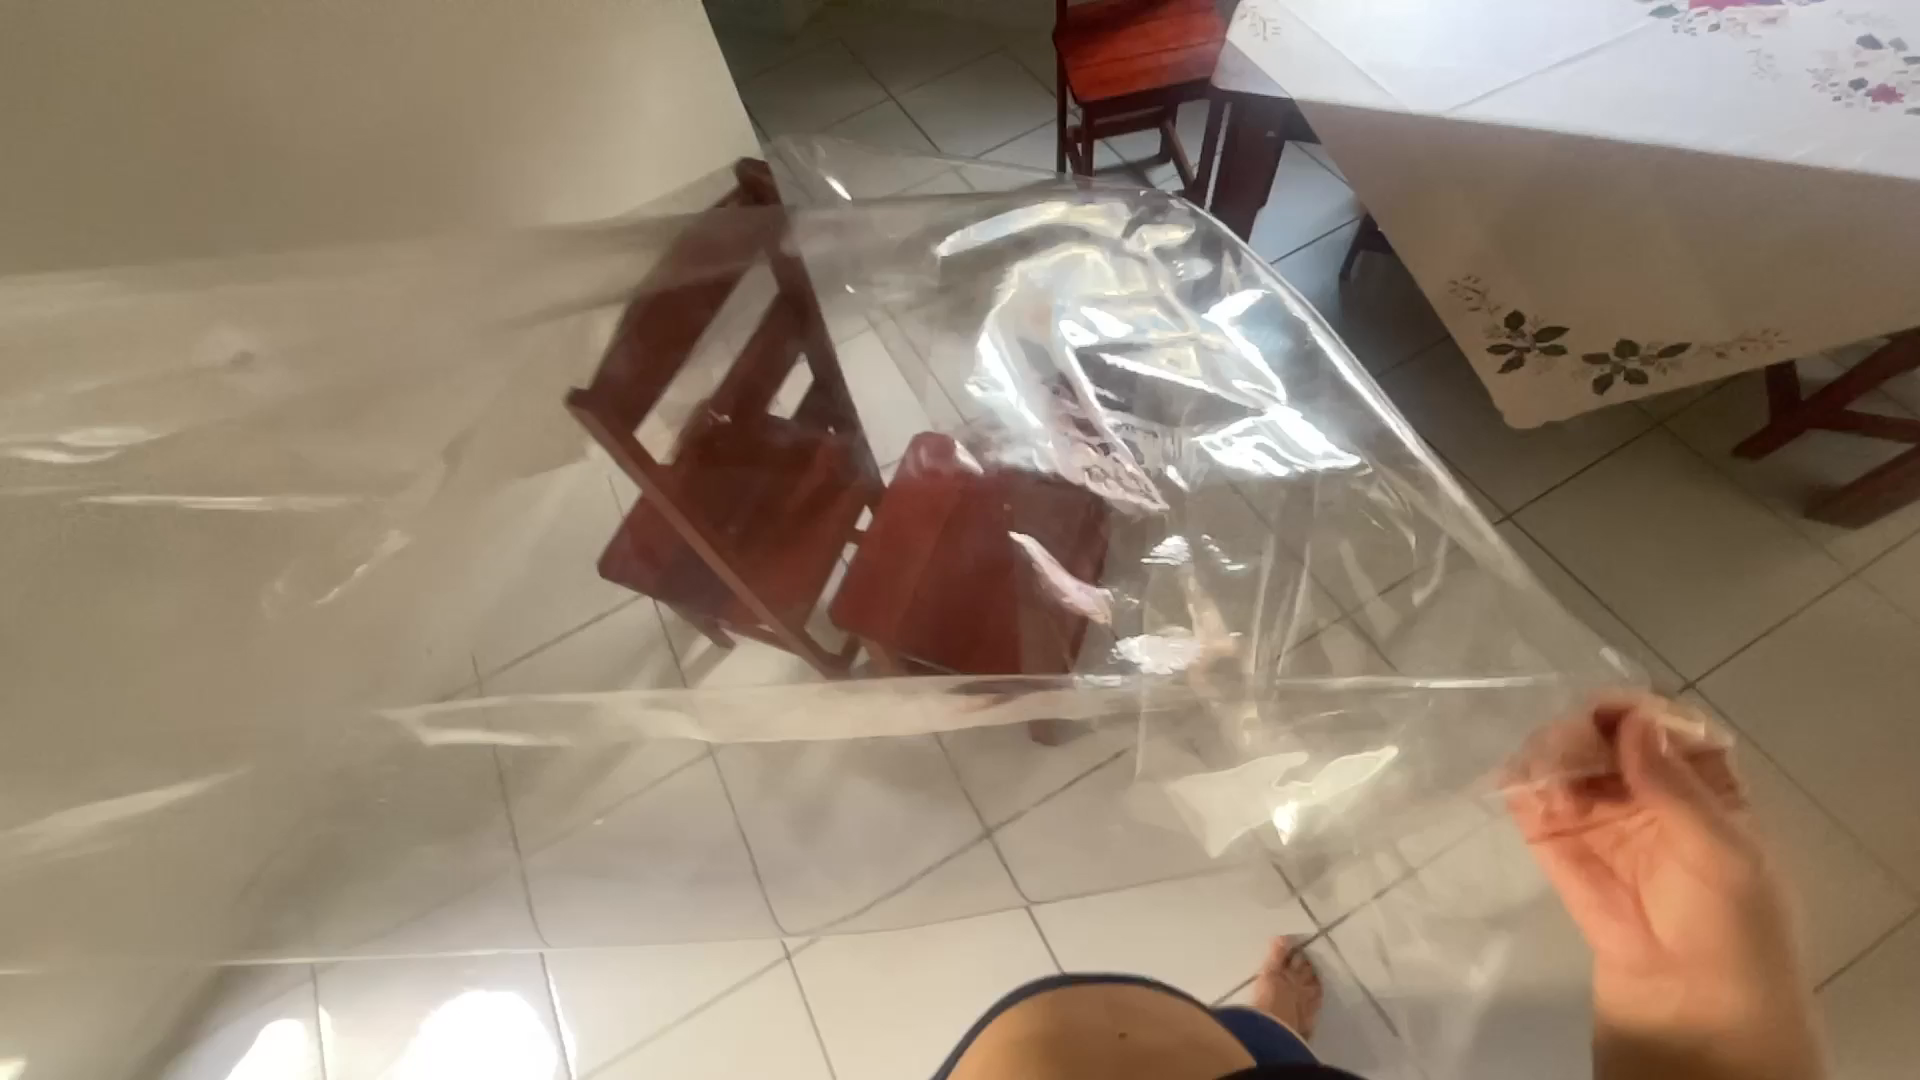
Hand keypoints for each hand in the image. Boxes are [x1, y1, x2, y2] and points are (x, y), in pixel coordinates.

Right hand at [1505, 695, 1821, 1079]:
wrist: (1681, 989)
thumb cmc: (1728, 923)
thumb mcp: (1724, 852)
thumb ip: (1677, 786)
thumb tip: (1633, 720)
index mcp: (1698, 785)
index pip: (1666, 727)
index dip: (1640, 712)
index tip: (1612, 711)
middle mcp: (1638, 785)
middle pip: (1602, 731)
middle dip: (1583, 730)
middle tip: (1573, 746)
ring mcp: (1589, 804)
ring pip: (1558, 751)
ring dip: (1548, 754)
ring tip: (1554, 783)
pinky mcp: (1545, 827)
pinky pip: (1523, 787)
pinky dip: (1520, 779)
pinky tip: (1534, 795)